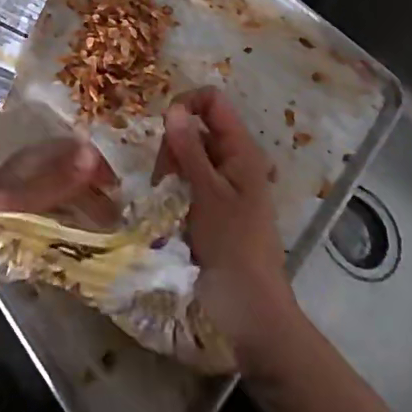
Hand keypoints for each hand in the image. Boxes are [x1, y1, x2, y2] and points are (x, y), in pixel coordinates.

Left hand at [0, 138, 119, 324]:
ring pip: (62, 204)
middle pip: (67, 177)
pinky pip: (53, 231)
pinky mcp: (15, 244)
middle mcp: (23, 186)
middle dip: (94, 189)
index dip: (93, 162)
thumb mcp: (12, 206)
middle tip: (121, 213)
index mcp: (21, 169)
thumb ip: (53, 183)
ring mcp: (19, 216)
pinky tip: (86, 251)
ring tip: (112, 232)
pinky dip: (72, 236)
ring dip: (86, 213)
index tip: (119, 185)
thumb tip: (93, 153)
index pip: (66, 151)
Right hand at [156, 88, 298, 364]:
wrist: (250, 310)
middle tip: (165, 179)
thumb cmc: (233, 246)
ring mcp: (222, 185)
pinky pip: (186, 183)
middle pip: (195, 128)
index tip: (162, 128)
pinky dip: (174, 191)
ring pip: (187, 157)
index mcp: (241, 150)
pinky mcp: (211, 207)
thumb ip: (189, 150)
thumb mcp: (208, 195)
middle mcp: (233, 160)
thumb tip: (173, 107)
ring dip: (170, 172)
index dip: (187, 103)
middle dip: (173, 145)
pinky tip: (168, 213)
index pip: (213, 102)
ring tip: (166, 202)